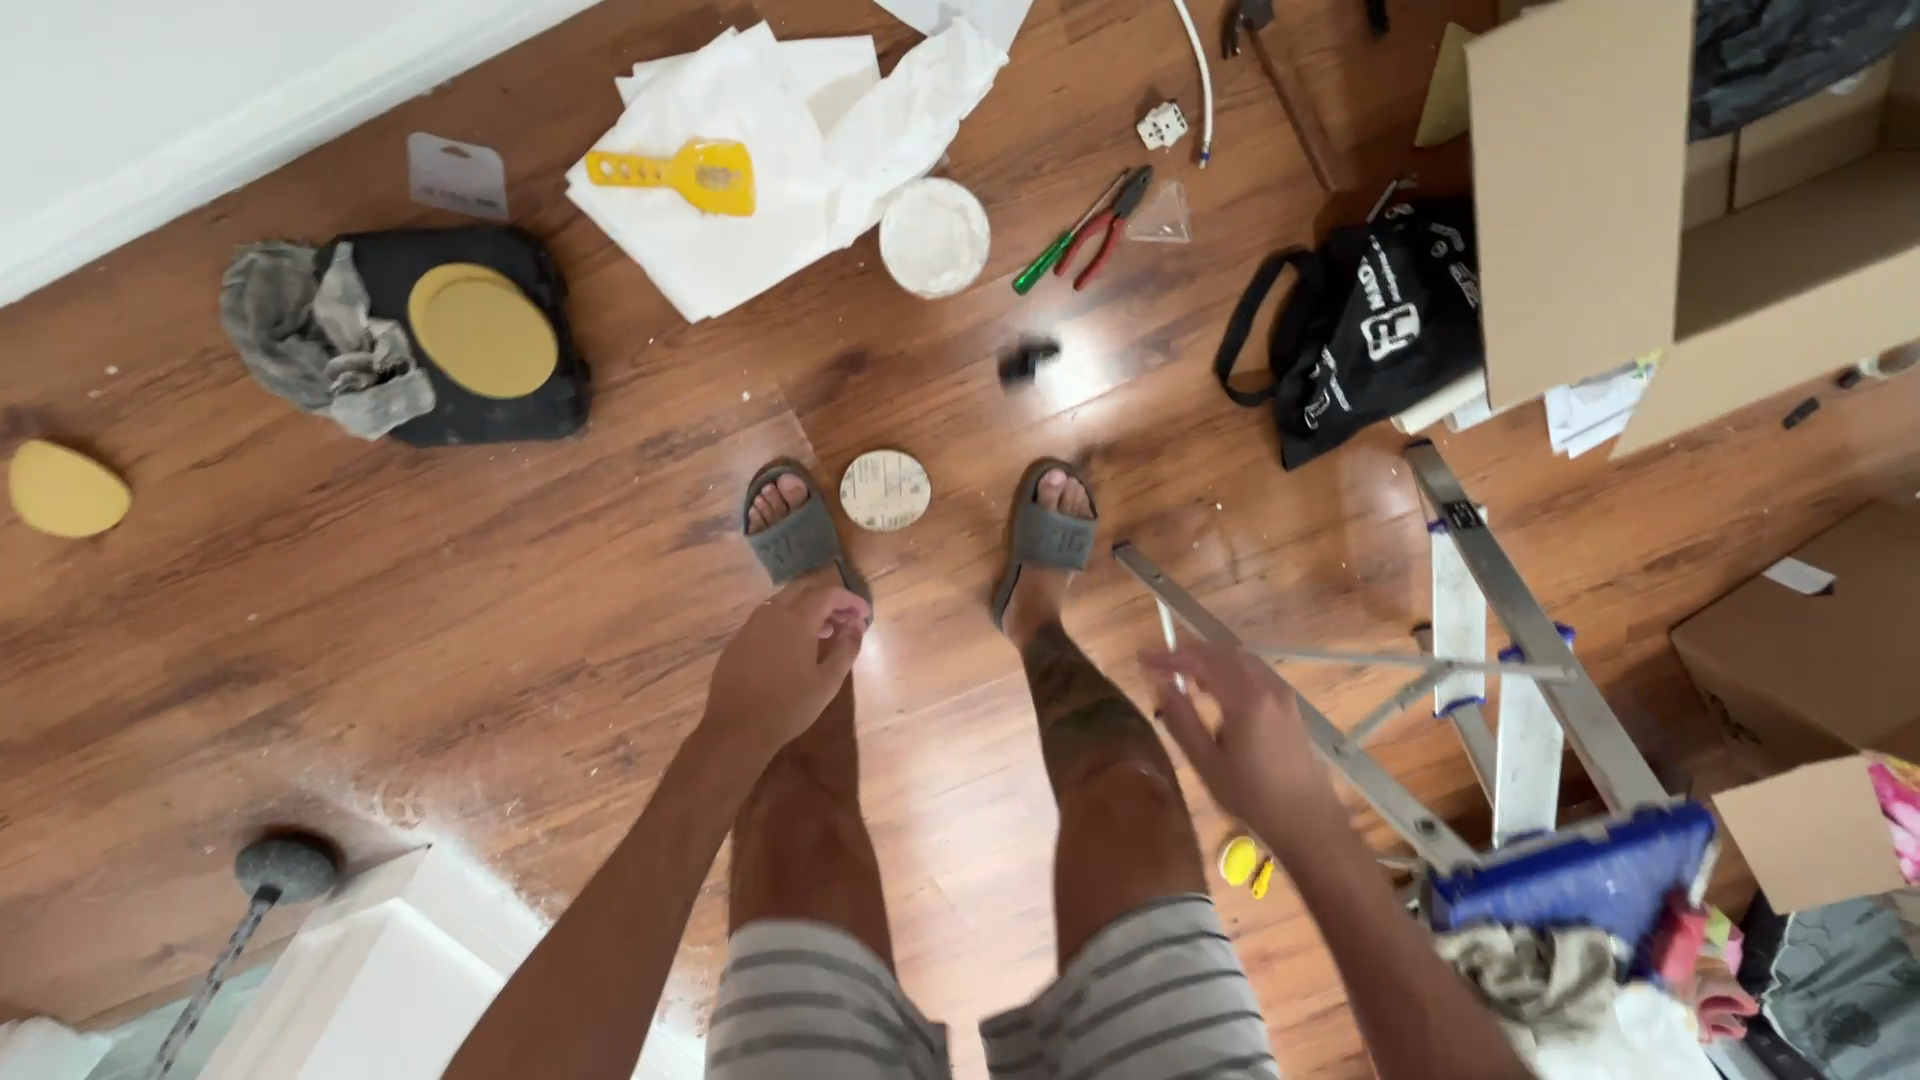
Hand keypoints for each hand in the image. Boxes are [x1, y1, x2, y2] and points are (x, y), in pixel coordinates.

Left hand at [703, 581, 870, 759]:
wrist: (737, 729)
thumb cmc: (789, 706)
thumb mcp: (828, 681)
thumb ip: (846, 648)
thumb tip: (857, 625)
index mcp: (796, 619)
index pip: (828, 594)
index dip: (851, 600)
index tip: (865, 615)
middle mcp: (771, 614)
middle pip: (804, 589)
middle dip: (829, 599)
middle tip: (846, 619)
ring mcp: (751, 626)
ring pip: (783, 602)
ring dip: (807, 608)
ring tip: (825, 632)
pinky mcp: (738, 641)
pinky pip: (767, 619)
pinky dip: (787, 621)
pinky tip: (794, 646)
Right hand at [1140, 642, 1338, 825]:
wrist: (1308, 820)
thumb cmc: (1253, 797)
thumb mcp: (1207, 763)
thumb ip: (1182, 720)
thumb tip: (1162, 686)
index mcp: (1246, 700)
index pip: (1201, 662)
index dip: (1169, 657)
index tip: (1143, 659)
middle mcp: (1267, 687)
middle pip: (1222, 653)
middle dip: (1188, 653)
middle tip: (1159, 664)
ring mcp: (1282, 694)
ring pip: (1239, 659)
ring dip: (1209, 660)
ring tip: (1182, 676)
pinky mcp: (1289, 704)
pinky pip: (1253, 671)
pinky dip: (1228, 669)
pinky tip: (1215, 689)